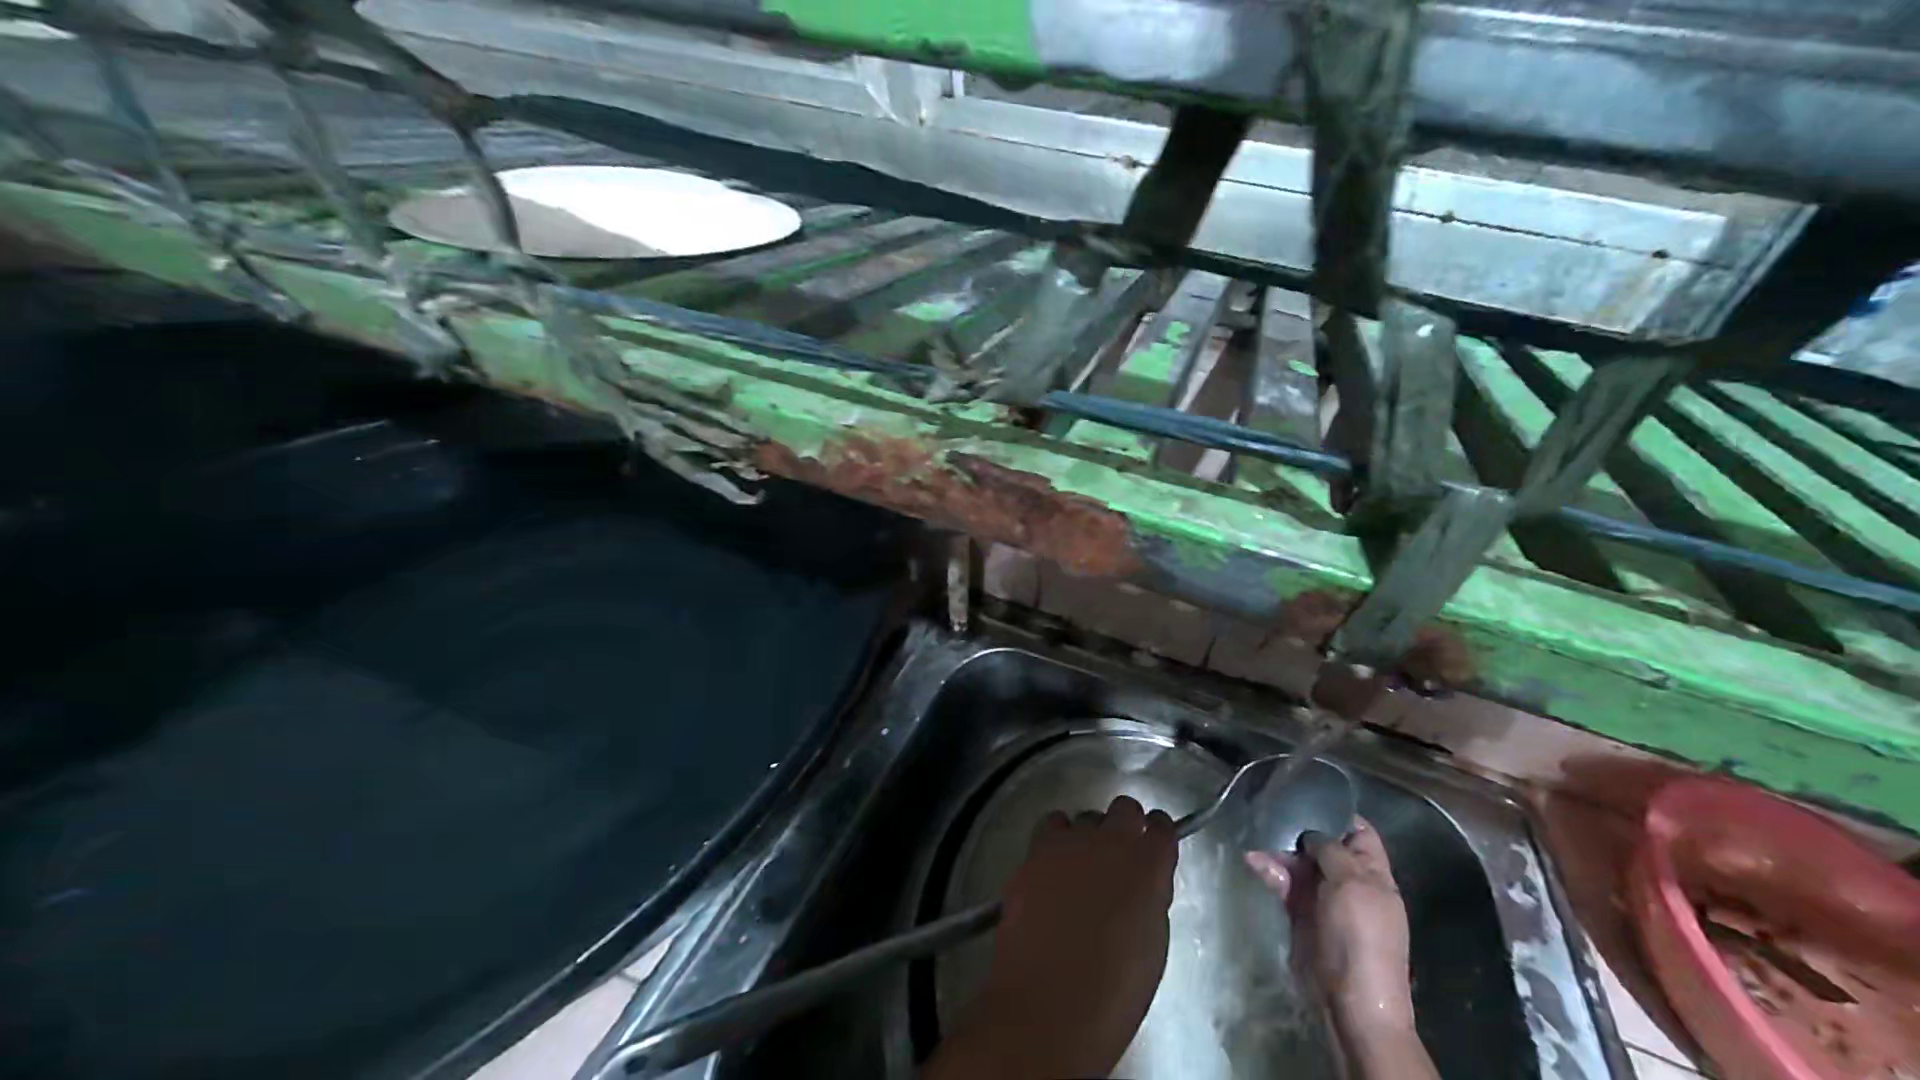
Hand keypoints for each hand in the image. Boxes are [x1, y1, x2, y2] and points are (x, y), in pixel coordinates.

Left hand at [925, 796, 1176, 1079]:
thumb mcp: (1151, 943)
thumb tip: (1139, 885)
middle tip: (1117, 855)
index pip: (1161, 827)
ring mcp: (1069, 843)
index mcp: (1148, 866)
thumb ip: (1148, 898)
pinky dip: (1055, 841)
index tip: (1153, 844)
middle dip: (1124, 825)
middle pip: (1123, 809)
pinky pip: (1050, 829)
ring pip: (1083, 818)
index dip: (1157, 834)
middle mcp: (1110, 842)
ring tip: (1080, 866)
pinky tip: (1051, 869)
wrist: (1049, 1002)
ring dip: (1086, 835)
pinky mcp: (1034, 852)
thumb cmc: (1114, 989)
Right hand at [1244, 818, 1415, 1035]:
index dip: (1336, 815)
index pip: (1358, 832)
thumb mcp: (1352, 883)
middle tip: (1271, 821)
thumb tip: (1310, 835)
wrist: (1350, 1000)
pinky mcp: (1301, 916)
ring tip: (1256, 850)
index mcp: (1374, 874)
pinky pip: (1284, 885)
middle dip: (1297, 834)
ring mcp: (1325, 900)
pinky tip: (1254, 864)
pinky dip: (1270, 873)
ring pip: (1298, 865)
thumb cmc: (1361, 936)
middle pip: (1322, 846)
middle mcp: (1350, 883)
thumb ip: (1330, 851)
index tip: (1306, 796)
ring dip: (1278, 854)